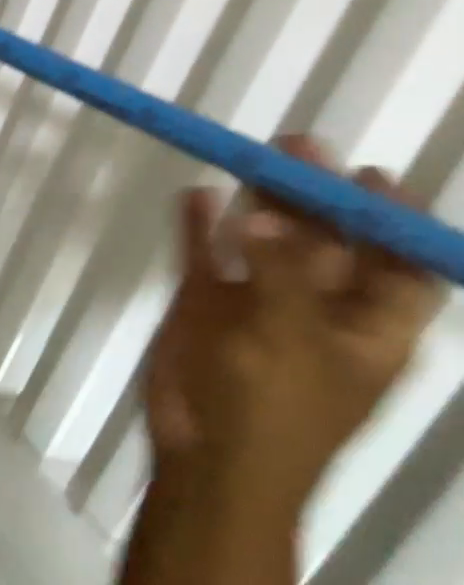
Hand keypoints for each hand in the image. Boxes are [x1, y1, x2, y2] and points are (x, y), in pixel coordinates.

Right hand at [144, 134, 443, 508]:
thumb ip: (281, 275)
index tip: (369, 174)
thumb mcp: (293, 341)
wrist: (210, 450)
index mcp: (371, 328)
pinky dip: (201, 226)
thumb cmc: (277, 406)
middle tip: (295, 144)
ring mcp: (258, 304)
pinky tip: (196, 195)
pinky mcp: (206, 304)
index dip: (391, 220)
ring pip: (265, 241)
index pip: (400, 265)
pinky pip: (206, 254)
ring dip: (260, 203)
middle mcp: (320, 308)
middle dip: (316, 196)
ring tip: (249, 156)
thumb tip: (269, 215)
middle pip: (327, 242)